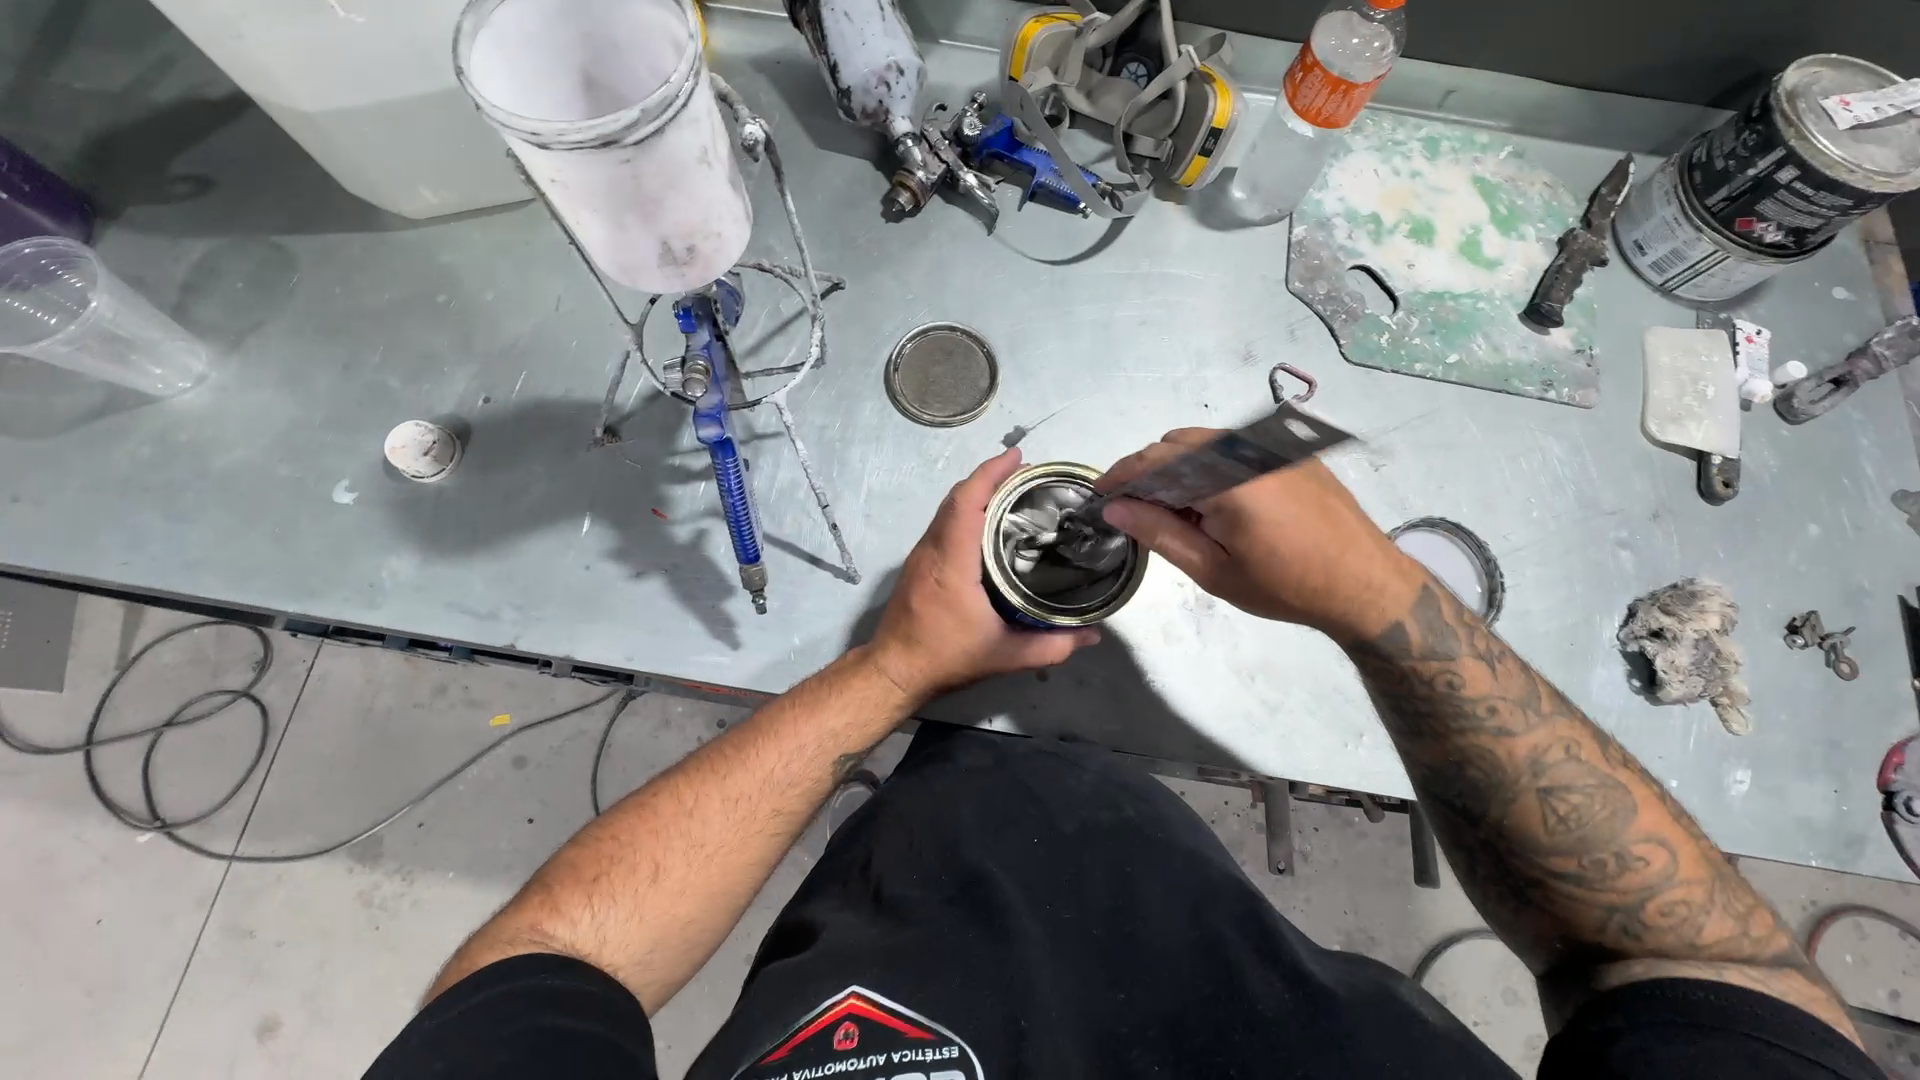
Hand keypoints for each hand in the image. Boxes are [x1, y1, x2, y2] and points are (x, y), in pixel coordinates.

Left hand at [865, 449, 1099, 705]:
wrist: (894, 672)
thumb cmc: (946, 659)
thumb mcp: (1005, 656)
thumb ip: (1052, 646)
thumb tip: (1091, 633)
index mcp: (952, 563)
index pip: (967, 503)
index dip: (990, 474)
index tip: (1017, 457)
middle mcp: (932, 550)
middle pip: (956, 498)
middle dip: (990, 478)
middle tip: (1026, 474)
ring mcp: (920, 556)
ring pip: (946, 510)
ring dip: (976, 494)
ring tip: (1012, 493)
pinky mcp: (917, 565)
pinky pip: (942, 525)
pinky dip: (965, 512)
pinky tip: (987, 524)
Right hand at [1097, 428, 1423, 642]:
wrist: (1365, 584)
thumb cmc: (1283, 585)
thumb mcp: (1211, 569)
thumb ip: (1158, 532)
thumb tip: (1115, 509)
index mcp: (1225, 476)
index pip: (1155, 459)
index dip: (1121, 475)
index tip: (1100, 495)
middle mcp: (1248, 448)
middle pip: (1177, 443)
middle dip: (1148, 471)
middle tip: (1138, 511)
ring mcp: (1274, 446)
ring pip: (1205, 442)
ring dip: (1179, 467)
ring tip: (1178, 512)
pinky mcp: (1292, 453)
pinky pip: (1235, 448)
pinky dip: (1210, 466)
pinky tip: (1216, 504)